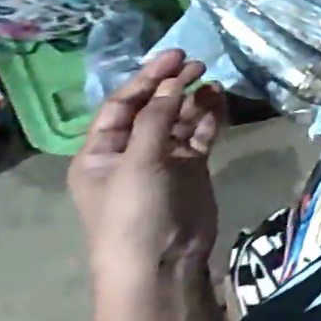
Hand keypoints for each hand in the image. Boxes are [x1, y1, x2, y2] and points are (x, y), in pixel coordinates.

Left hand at [69, 51, 225, 294]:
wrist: (163, 265)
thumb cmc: (135, 214)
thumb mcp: (138, 163)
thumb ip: (156, 118)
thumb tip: (174, 81)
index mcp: (100, 152)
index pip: (122, 104)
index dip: (147, 78)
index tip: (175, 56)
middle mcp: (130, 151)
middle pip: (152, 107)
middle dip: (172, 84)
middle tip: (199, 62)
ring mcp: (162, 160)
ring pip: (179, 119)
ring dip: (194, 99)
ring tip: (213, 81)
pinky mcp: (191, 168)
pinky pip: (199, 134)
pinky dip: (209, 117)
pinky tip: (220, 100)